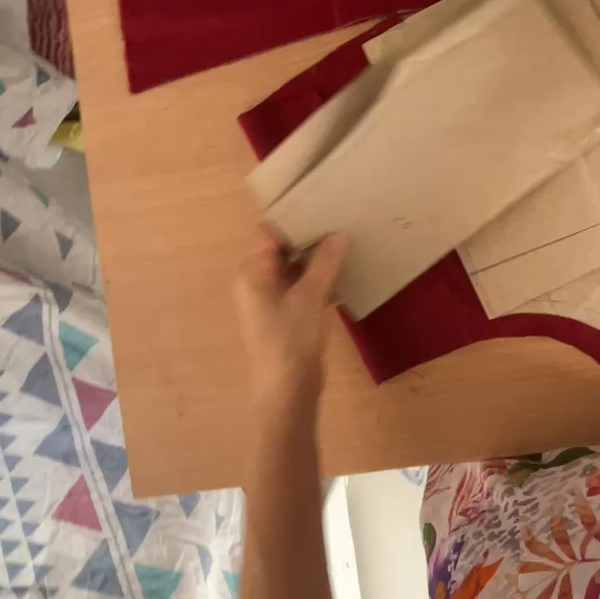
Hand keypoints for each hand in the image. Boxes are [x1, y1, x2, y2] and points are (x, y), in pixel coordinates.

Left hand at [233, 227, 350, 406]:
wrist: (288, 392)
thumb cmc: (291, 340)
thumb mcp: (310, 297)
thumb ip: (325, 263)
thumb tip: (339, 234)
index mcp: (253, 273)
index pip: (268, 233)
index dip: (292, 219)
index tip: (320, 206)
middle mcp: (257, 282)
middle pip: (282, 249)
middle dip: (309, 237)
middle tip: (339, 220)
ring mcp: (272, 299)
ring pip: (295, 268)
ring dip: (317, 258)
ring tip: (346, 241)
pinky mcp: (288, 314)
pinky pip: (303, 286)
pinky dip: (319, 278)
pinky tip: (345, 271)